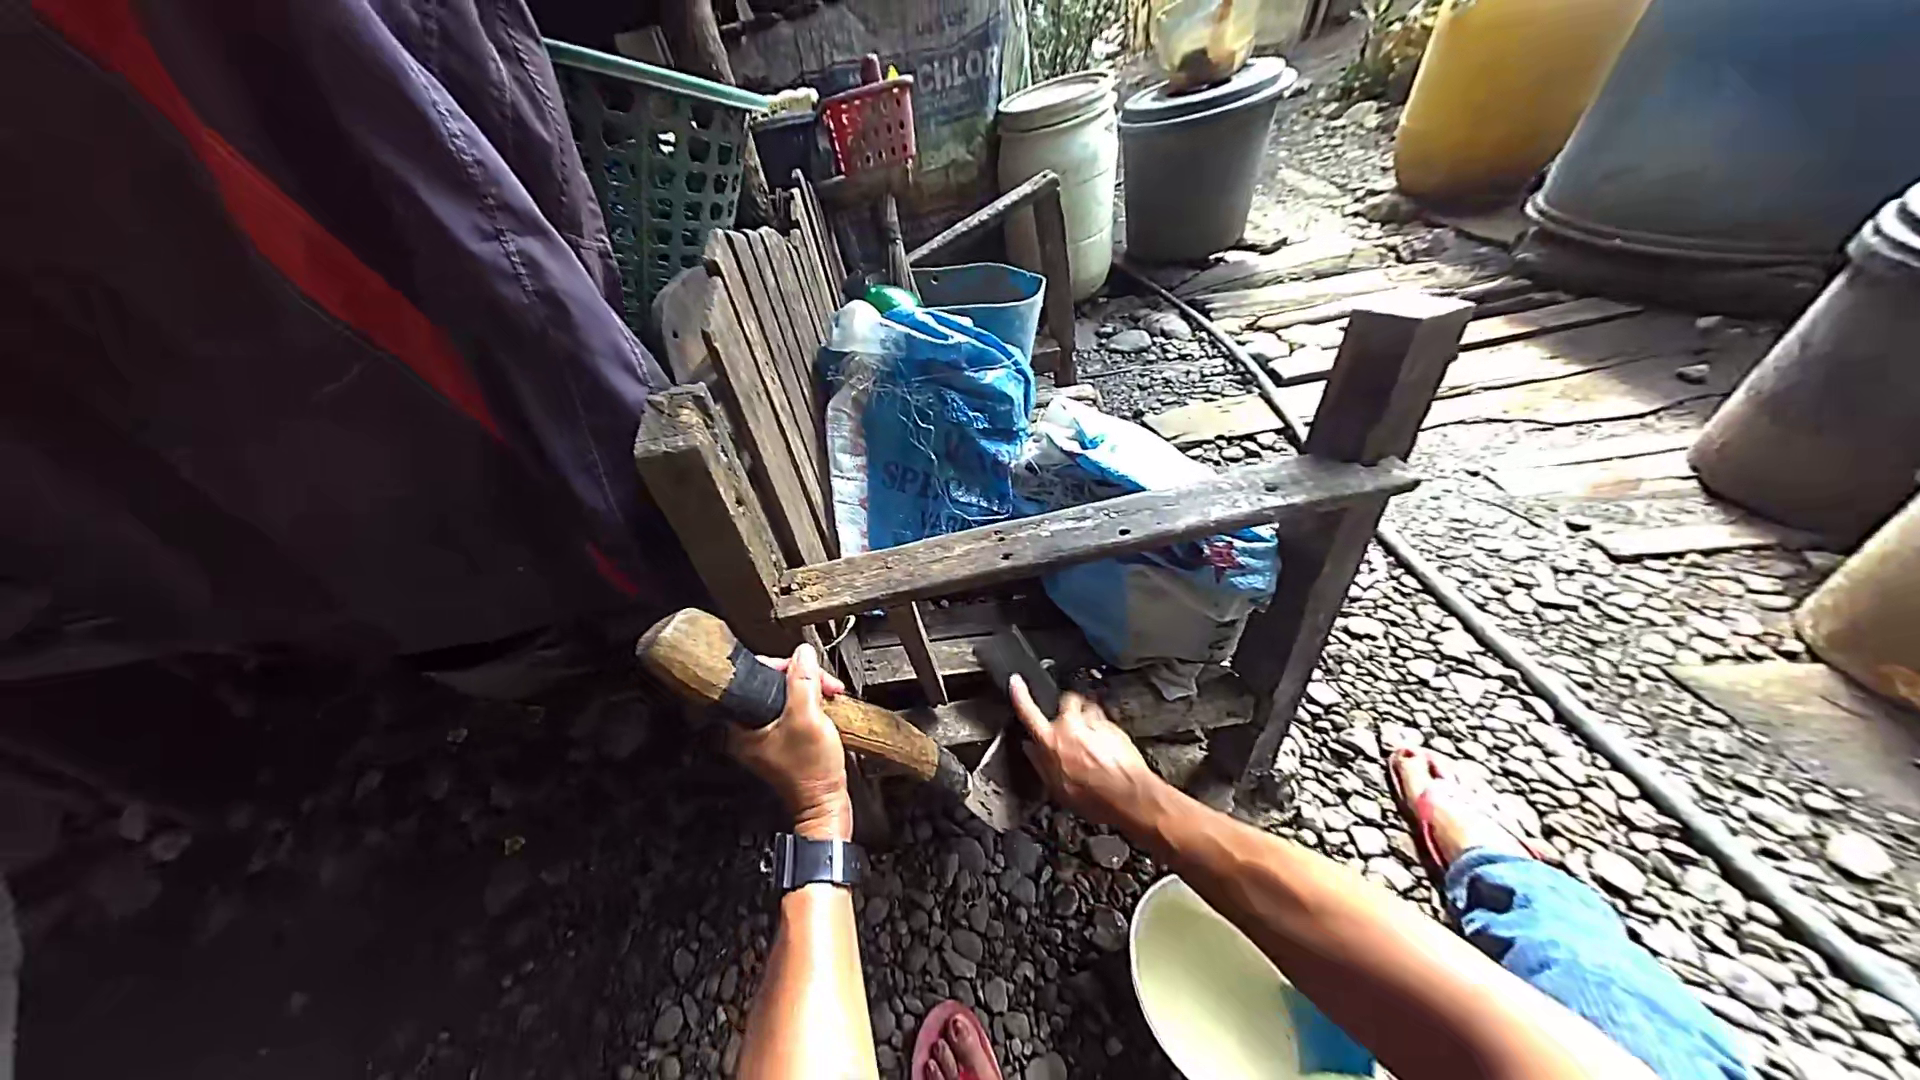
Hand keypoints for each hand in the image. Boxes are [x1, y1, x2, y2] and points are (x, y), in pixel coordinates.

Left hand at [727, 643, 853, 840]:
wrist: (827, 803)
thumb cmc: (812, 773)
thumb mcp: (808, 717)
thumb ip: (803, 682)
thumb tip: (802, 654)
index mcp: (741, 725)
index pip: (755, 676)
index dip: (783, 667)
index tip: (804, 669)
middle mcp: (748, 729)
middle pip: (773, 683)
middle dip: (803, 678)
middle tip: (824, 684)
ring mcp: (765, 734)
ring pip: (786, 694)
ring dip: (811, 688)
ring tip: (829, 694)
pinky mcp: (782, 738)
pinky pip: (794, 707)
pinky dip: (812, 702)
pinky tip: (825, 705)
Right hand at [1009, 675, 1158, 827]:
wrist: (1129, 797)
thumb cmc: (1095, 798)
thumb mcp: (1057, 789)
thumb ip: (1040, 763)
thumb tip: (1029, 749)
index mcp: (1050, 742)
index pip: (1028, 712)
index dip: (1020, 695)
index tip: (1016, 681)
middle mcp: (1070, 727)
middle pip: (1065, 702)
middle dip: (1068, 710)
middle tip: (1074, 731)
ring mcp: (1093, 723)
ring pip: (1087, 708)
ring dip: (1088, 718)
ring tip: (1093, 743)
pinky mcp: (1113, 725)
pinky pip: (1104, 719)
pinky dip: (1104, 729)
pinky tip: (1108, 749)